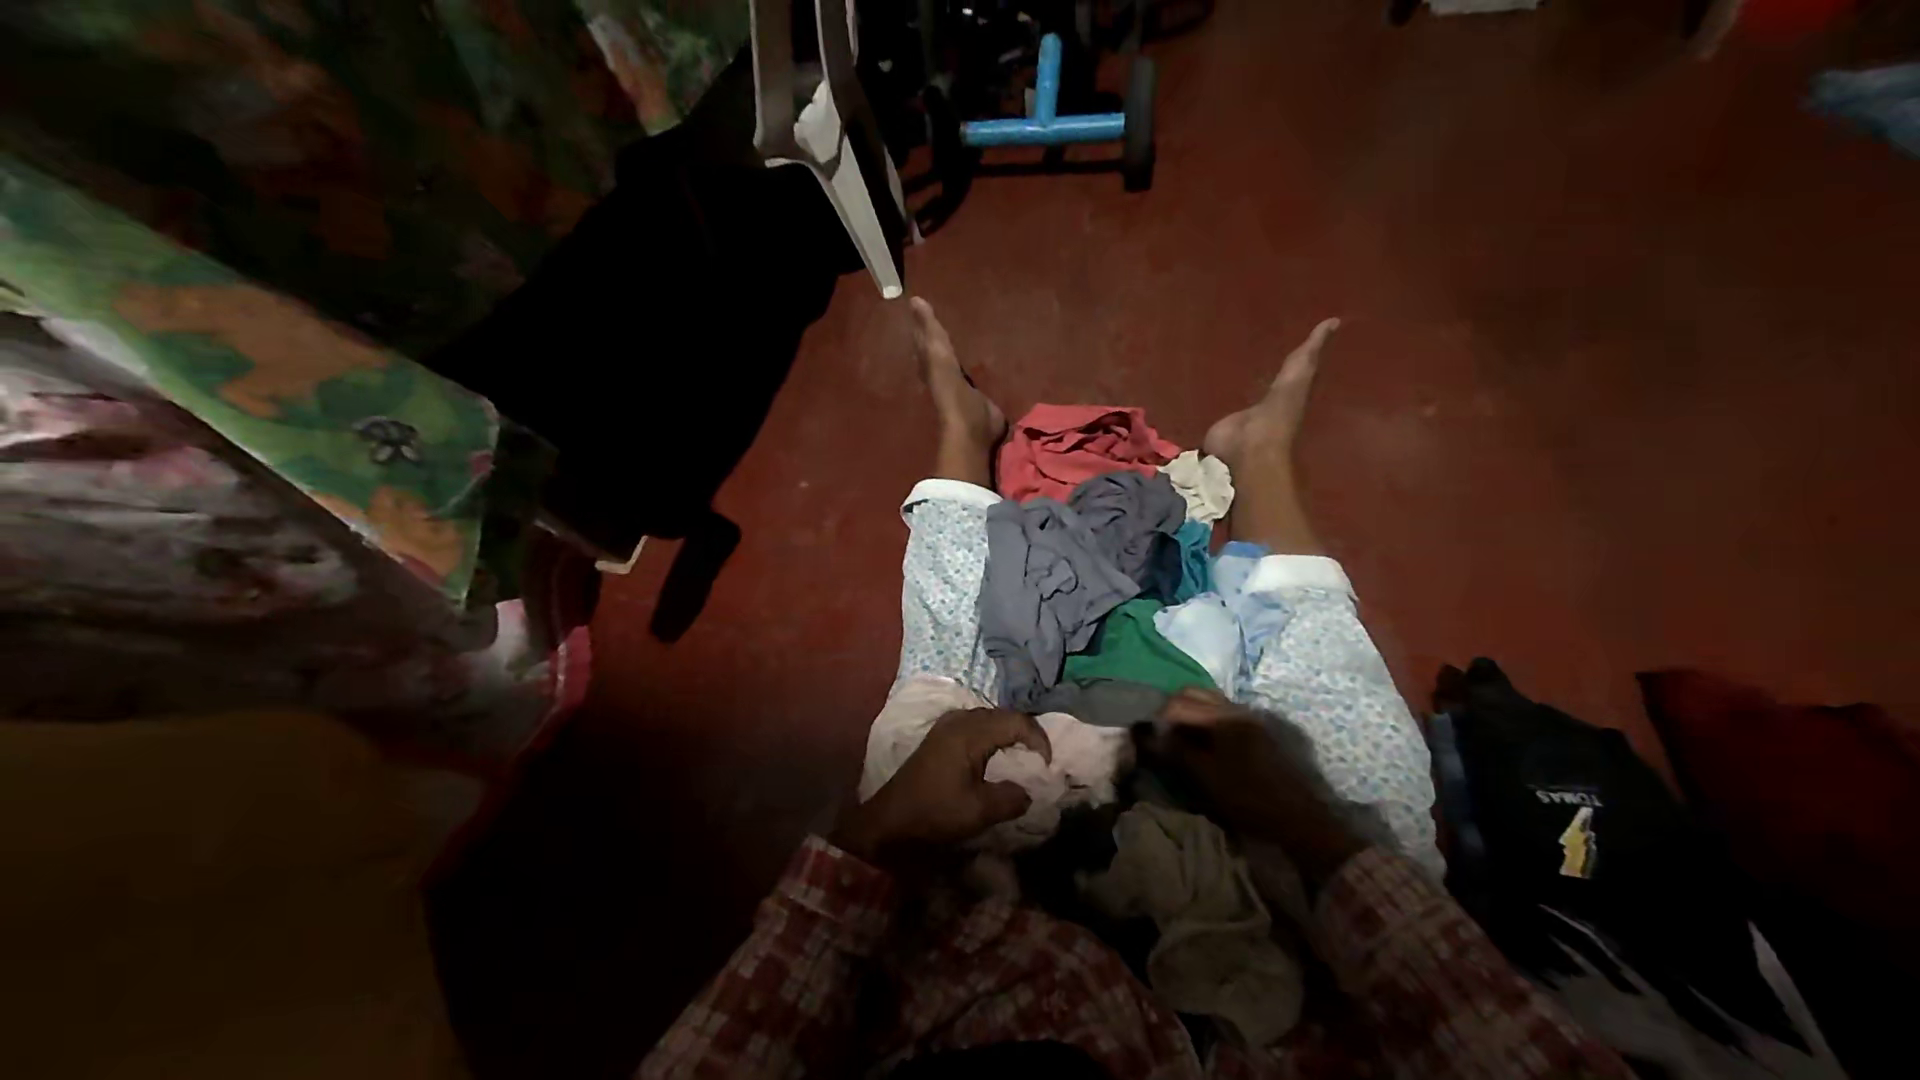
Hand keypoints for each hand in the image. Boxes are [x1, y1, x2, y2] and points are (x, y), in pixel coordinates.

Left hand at [833, 708, 1051, 865]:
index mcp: (970, 732)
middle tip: (1039, 758)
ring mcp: (946, 725)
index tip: (1048, 764)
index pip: (1016, 721)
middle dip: (1026, 733)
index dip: (1038, 738)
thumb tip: (1027, 792)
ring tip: (1022, 755)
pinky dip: (992, 736)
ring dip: (1008, 733)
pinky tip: (994, 755)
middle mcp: (959, 719)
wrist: (890, 820)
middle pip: (1003, 715)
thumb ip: (1011, 798)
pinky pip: (975, 725)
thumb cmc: (935, 812)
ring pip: (989, 718)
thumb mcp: (979, 811)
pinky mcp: (939, 736)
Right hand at [1146, 689, 1363, 881]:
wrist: (1299, 818)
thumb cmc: (1249, 798)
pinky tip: (1203, 743)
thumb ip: (1175, 750)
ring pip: (1208, 701)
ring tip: (1180, 740)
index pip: (1178, 703)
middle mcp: (1235, 708)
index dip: (1159, 718)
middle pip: (1193, 694)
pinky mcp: (1256, 729)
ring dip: (1189, 714)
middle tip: (1162, 735)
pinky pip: (1222, 712)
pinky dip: (1205, 720)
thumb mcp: (1205, 777)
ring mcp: (1248, 717)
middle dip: (1172, 709)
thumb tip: (1147, 734)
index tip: (1150, 739)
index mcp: (1222, 717)